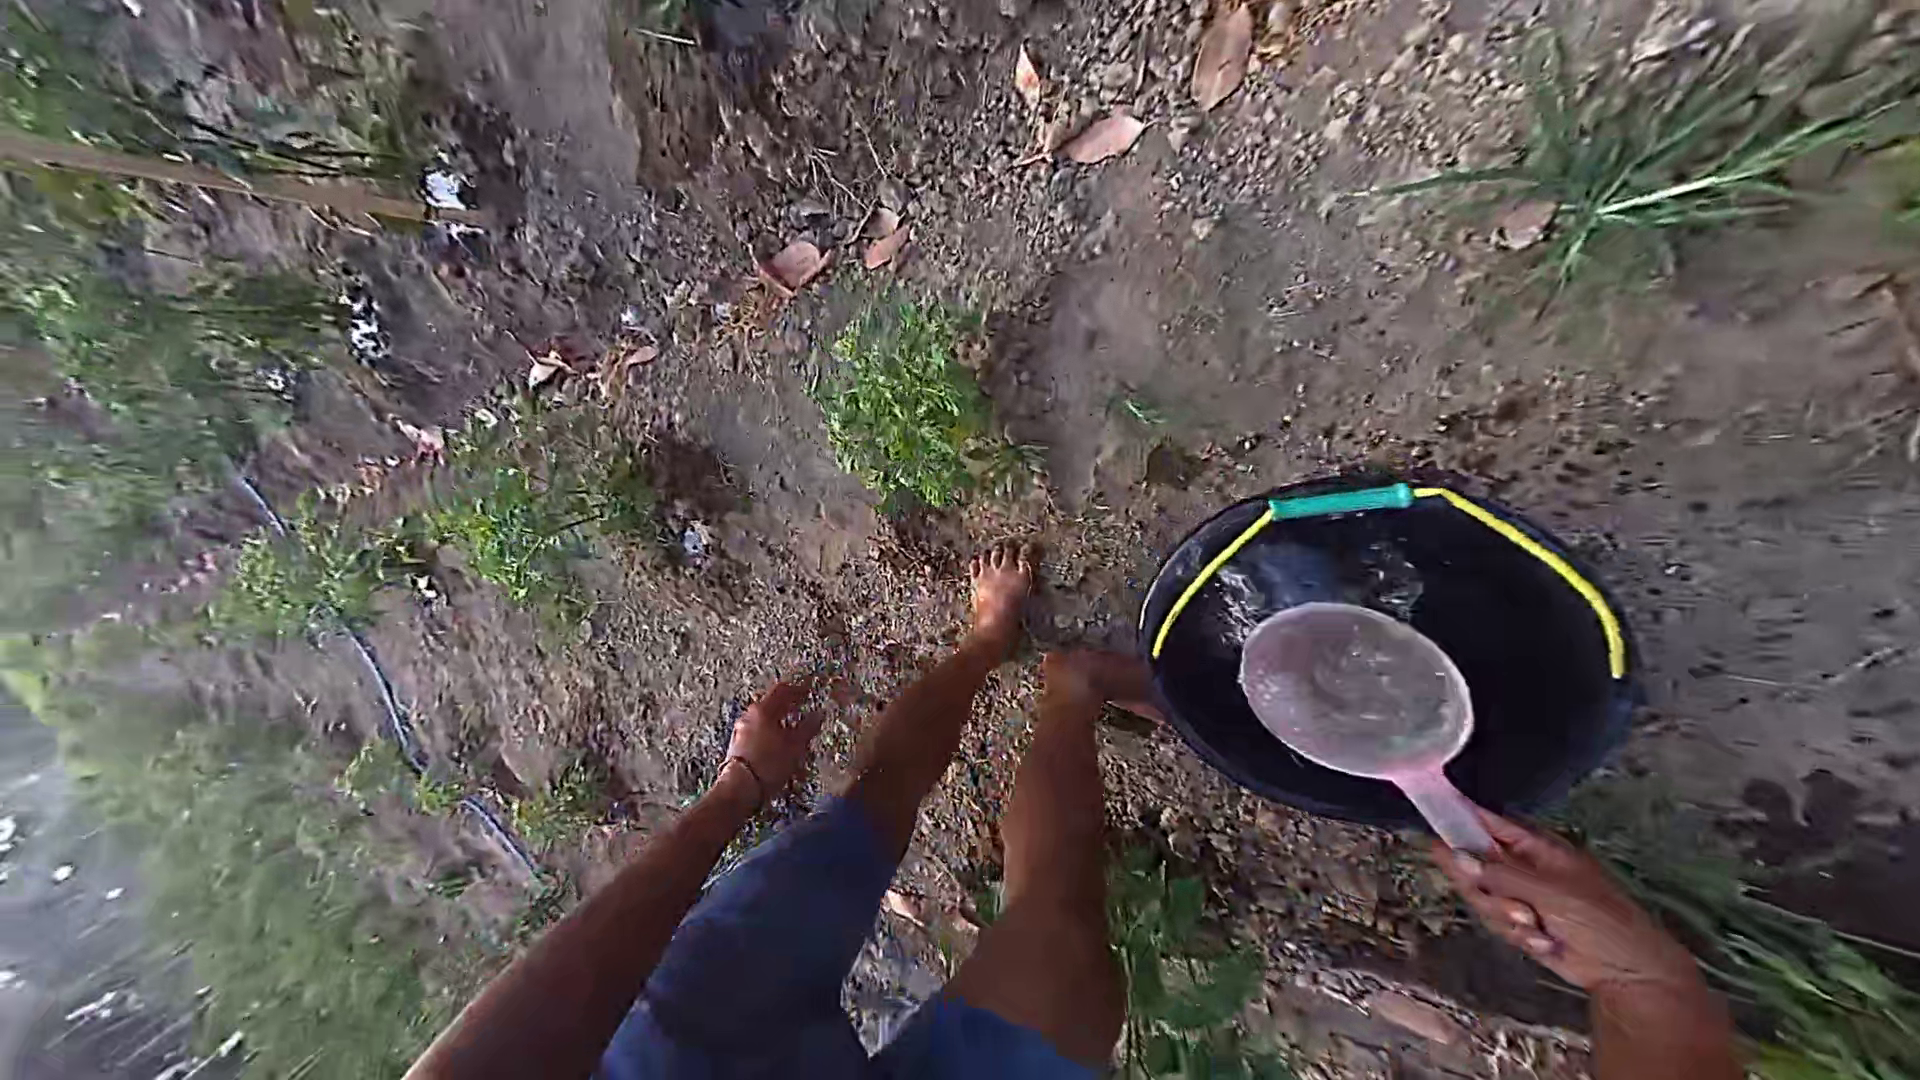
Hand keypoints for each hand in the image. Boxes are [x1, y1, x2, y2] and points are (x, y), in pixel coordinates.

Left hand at [722, 677, 829, 806]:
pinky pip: (758, 733)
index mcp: (763, 710)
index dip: (798, 689)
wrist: (739, 789)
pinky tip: (780, 745)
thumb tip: (818, 716)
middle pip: (772, 704)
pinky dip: (771, 733)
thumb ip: (808, 727)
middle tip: (803, 708)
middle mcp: (749, 717)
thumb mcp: (796, 745)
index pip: (782, 690)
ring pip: (765, 720)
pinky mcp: (738, 746)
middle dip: (789, 706)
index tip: (809, 690)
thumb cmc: (768, 764)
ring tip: (794, 730)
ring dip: (780, 722)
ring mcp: (741, 731)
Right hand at [1433, 810, 1701, 993]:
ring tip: (1535, 928)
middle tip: (1509, 906)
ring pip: (1476, 892)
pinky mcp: (1514, 921)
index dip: (1457, 817)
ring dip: (1502, 914)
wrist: (1635, 978)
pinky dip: (1515, 934)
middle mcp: (1517, 865)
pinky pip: (1490, 918)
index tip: (1431, 820)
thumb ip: (1498, 872)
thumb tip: (1450, 852)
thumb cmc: (1602, 922)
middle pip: (1469, 861)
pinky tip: (1544, 943)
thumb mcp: (1551, 892)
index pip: (1484, 820)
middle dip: (1484, 888)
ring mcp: (1515, 893)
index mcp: (1532, 846)